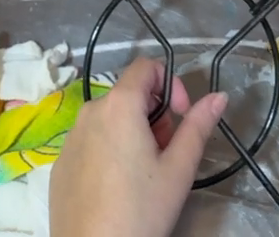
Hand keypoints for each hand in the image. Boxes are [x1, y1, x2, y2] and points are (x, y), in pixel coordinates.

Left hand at [49, 58, 227, 236]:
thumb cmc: (140, 211)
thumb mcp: (178, 169)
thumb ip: (198, 126)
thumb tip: (219, 95)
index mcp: (119, 104)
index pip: (146, 66)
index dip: (170, 83)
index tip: (181, 116)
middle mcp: (90, 110)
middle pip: (129, 94)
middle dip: (154, 115)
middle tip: (166, 153)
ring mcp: (70, 137)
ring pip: (110, 118)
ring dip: (132, 132)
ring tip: (144, 174)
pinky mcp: (59, 163)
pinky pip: (90, 141)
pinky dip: (108, 150)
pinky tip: (117, 188)